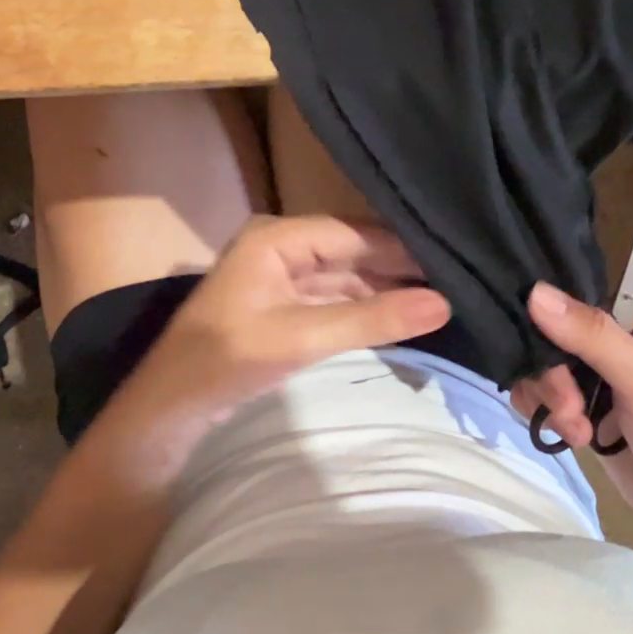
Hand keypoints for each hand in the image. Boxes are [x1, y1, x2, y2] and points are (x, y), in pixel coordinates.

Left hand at [125, 216, 451, 412]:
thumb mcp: (304, 338)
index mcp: (276, 236)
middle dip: (398, 265)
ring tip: (441, 295)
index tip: (455, 259)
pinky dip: (362, 306)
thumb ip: (372, 320)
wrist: (174, 402)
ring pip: (344, 274)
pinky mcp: (282, 303)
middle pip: (351, 249)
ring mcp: (279, 274)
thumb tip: (444, 303)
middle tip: (458, 278)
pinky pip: (332, 296)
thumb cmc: (229, 358)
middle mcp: (279, 245)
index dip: (403, 246)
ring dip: (383, 287)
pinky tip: (399, 314)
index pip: (353, 232)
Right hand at [509, 283, 632, 549]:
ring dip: (550, 403)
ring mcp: (602, 384)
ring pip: (544, 373)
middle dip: (554, 380)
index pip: (578, 308)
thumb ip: (592, 337)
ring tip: (578, 433)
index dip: (552, 329)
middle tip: (572, 412)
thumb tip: (534, 290)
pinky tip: (572, 439)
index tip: (550, 363)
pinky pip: (545, 401)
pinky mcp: (589, 416)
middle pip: (554, 342)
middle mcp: (620, 347)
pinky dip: (547, 417)